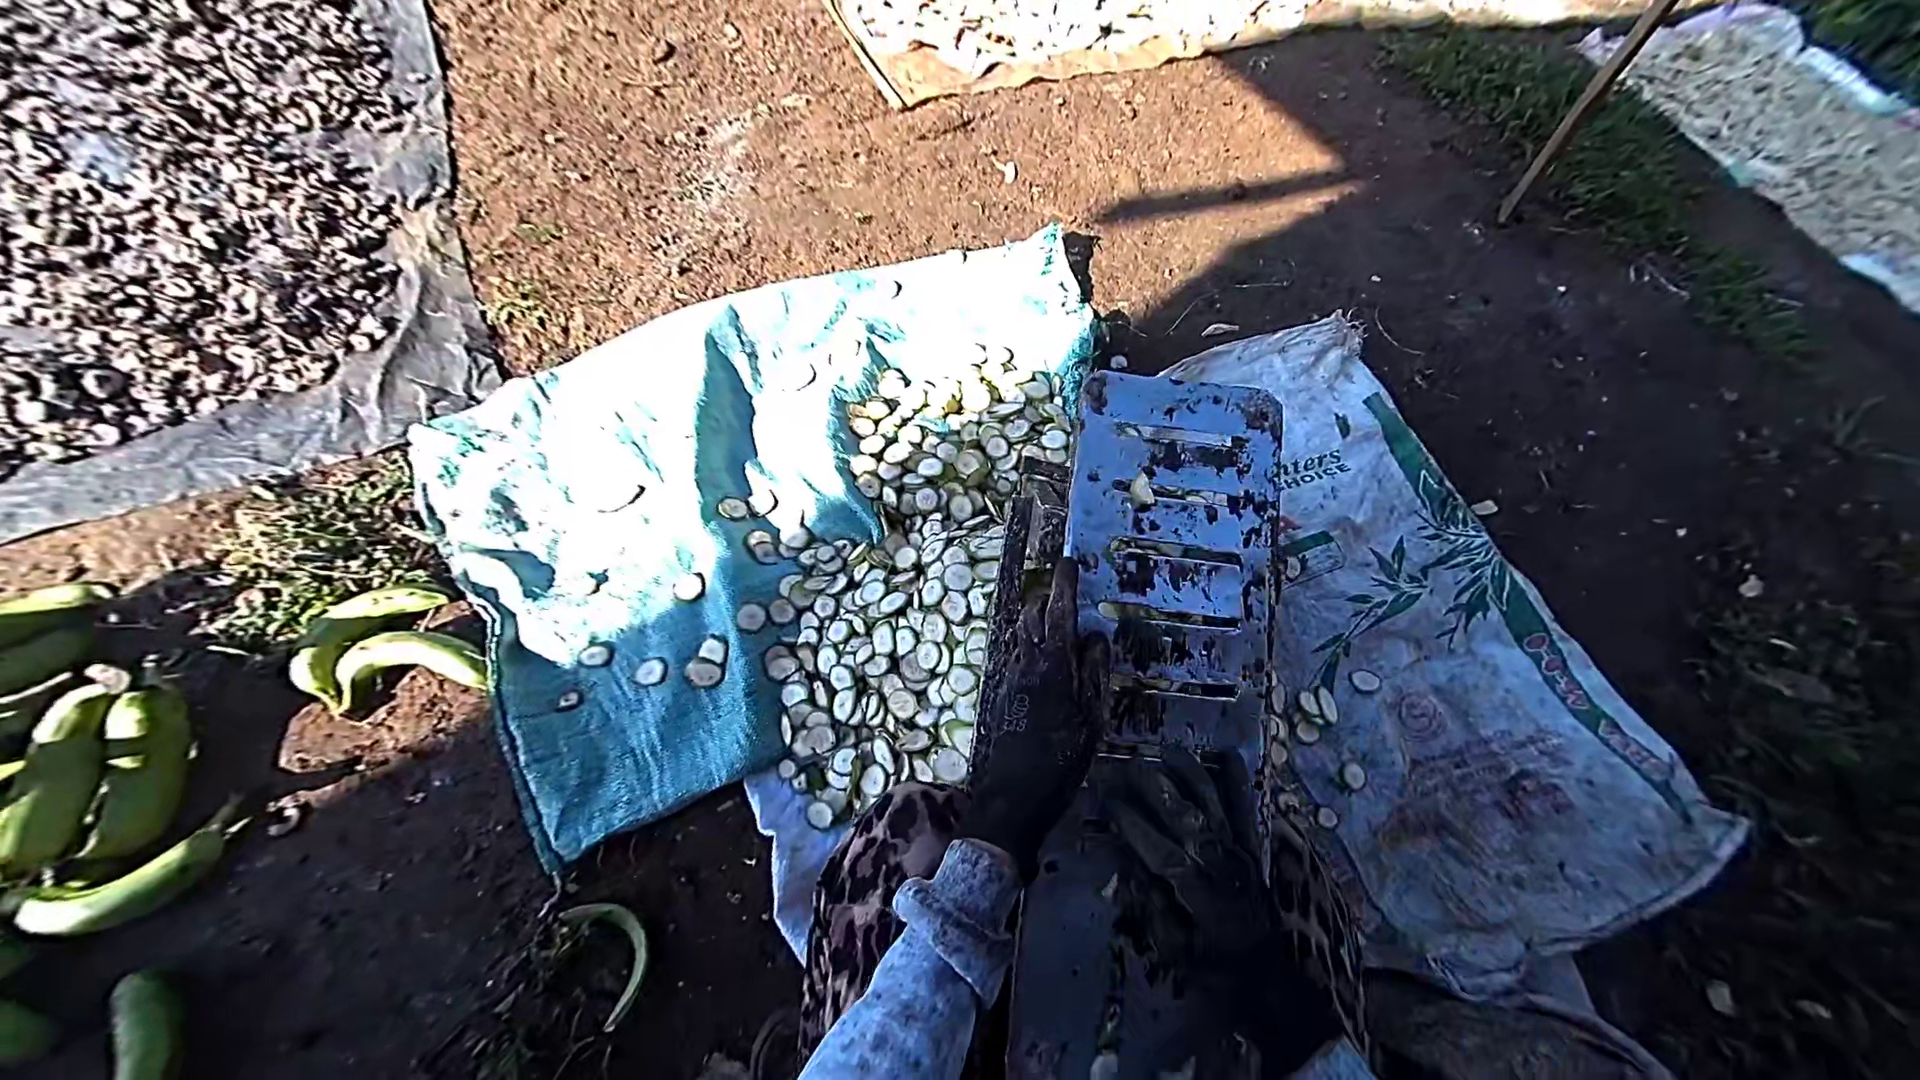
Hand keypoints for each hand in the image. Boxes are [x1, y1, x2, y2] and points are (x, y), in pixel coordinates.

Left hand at [958, 559, 1108, 878]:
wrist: (1013, 793)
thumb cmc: (1061, 759)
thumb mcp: (1091, 718)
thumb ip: (1093, 672)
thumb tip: (1094, 634)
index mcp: (1052, 665)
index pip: (1058, 611)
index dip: (1065, 583)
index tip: (1070, 562)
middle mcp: (1025, 661)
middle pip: (1032, 614)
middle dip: (1048, 595)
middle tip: (1068, 592)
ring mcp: (1009, 673)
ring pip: (1021, 630)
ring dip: (1037, 616)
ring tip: (1058, 619)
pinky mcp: (1000, 687)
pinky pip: (1015, 650)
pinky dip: (1029, 639)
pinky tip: (1042, 653)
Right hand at [1103, 746, 1349, 1071]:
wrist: (1272, 976)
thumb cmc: (1216, 965)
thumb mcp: (1175, 951)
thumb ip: (1150, 907)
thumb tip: (1128, 864)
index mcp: (1194, 888)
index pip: (1156, 845)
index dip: (1129, 820)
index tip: (1106, 800)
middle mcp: (1215, 858)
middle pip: (1181, 812)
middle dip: (1152, 785)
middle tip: (1129, 765)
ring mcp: (1238, 847)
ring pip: (1212, 800)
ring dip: (1187, 772)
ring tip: (1165, 750)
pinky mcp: (1254, 845)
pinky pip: (1246, 806)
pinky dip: (1238, 779)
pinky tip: (1227, 754)